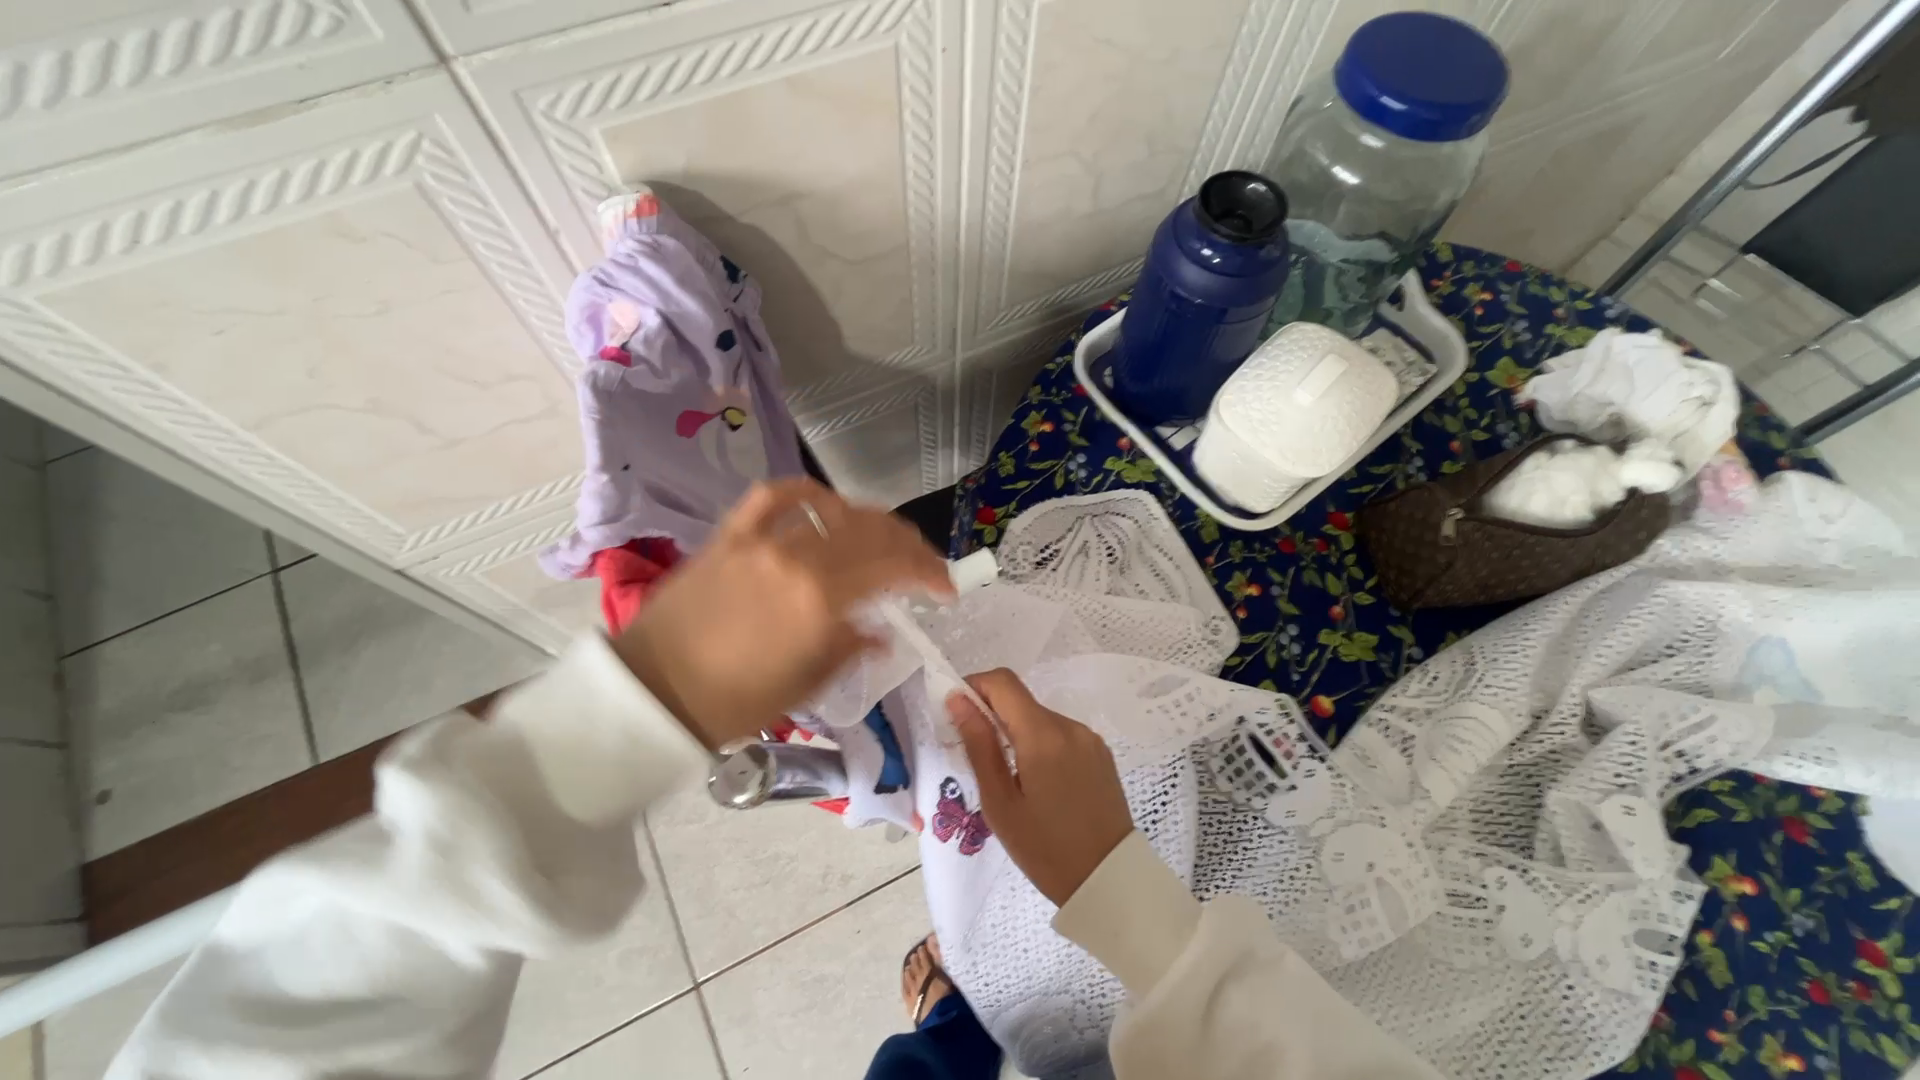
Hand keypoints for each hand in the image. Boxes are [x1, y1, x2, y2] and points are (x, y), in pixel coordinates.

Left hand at [614, 478, 953, 748]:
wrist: (651, 691)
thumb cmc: (731, 702)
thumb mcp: (804, 687)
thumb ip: (850, 650)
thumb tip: (880, 631)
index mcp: (820, 600)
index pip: (892, 568)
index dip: (929, 573)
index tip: (945, 589)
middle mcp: (797, 558)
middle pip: (872, 533)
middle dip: (910, 547)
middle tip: (924, 567)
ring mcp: (761, 540)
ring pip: (834, 511)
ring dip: (872, 521)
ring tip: (886, 540)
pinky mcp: (731, 535)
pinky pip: (776, 497)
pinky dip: (808, 495)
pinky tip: (827, 505)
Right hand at [950, 670, 1135, 905]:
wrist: (1110, 882)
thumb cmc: (1045, 849)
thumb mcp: (1000, 802)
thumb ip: (979, 745)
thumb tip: (958, 700)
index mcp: (1043, 735)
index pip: (1003, 682)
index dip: (974, 687)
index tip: (956, 714)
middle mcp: (1070, 726)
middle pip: (1021, 701)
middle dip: (992, 716)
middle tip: (975, 756)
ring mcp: (1090, 739)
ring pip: (1040, 719)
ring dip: (1017, 733)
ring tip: (1007, 778)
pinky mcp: (1101, 754)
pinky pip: (1061, 736)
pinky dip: (1040, 746)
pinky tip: (1037, 784)